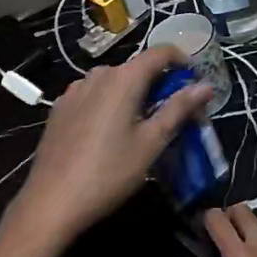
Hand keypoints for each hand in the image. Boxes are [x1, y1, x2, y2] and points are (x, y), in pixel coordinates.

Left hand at [9, 46, 212, 244]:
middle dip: (161, 85)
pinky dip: (112, 104)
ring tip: (144, 126)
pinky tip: (112, 134)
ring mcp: (74, 91)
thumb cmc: (108, 173)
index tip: (197, 82)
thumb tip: (206, 86)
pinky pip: (95, 96)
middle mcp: (98, 75)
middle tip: (177, 114)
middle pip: (138, 69)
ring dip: (135, 95)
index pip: (161, 53)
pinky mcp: (60, 109)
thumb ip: (179, 108)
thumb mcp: (152, 142)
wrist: (50, 203)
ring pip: (115, 83)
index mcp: (123, 79)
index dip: (183, 61)